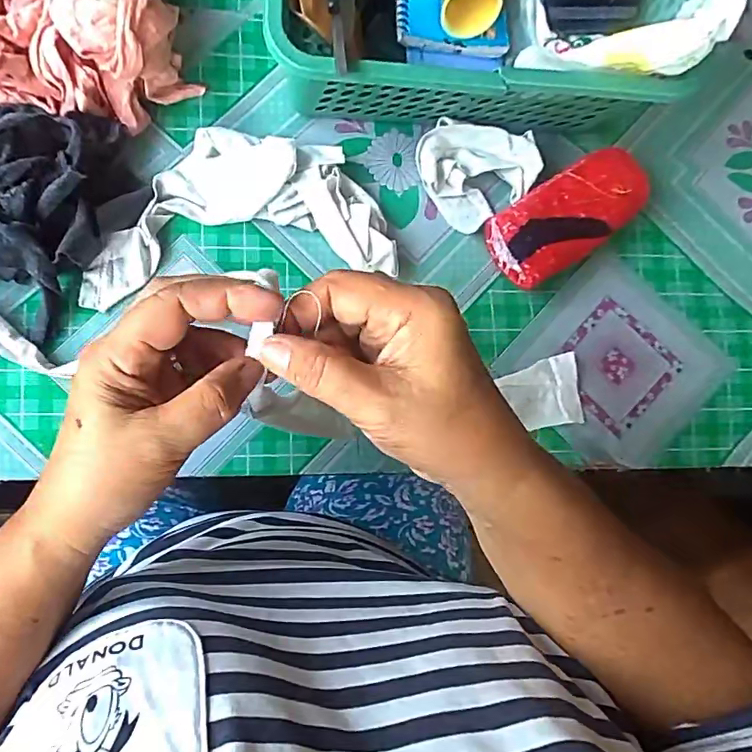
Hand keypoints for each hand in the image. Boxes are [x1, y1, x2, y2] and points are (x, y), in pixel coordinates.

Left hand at [25, 275, 281, 553]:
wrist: (77, 519)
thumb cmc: (106, 480)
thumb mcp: (164, 441)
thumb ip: (213, 401)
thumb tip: (257, 366)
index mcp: (116, 353)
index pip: (172, 302)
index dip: (224, 296)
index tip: (269, 306)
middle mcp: (127, 350)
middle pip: (180, 307)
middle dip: (227, 310)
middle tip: (271, 322)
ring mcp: (141, 370)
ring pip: (191, 337)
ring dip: (226, 346)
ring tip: (256, 370)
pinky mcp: (154, 390)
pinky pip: (192, 366)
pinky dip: (220, 370)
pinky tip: (238, 384)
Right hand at [254, 271, 538, 488]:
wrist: (485, 465)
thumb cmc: (442, 434)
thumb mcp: (373, 404)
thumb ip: (318, 372)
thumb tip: (266, 346)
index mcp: (413, 306)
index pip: (338, 287)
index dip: (300, 313)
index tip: (274, 349)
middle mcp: (411, 305)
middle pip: (340, 302)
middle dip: (310, 336)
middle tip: (287, 373)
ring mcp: (408, 326)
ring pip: (345, 324)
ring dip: (322, 352)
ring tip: (310, 385)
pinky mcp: (404, 347)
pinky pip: (358, 342)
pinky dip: (338, 362)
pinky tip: (329, 386)